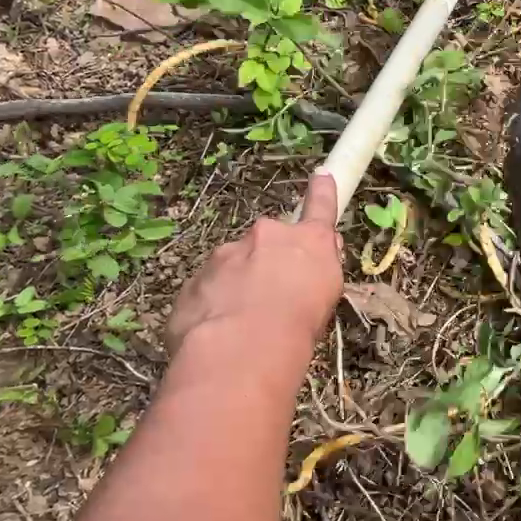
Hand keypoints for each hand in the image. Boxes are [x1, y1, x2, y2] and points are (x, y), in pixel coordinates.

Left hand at [166, 173, 343, 370]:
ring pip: (234, 264)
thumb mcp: (327, 291)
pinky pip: (207, 289)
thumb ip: (320, 265)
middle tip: (273, 292)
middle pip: (268, 241)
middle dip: (268, 258)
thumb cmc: (300, 319)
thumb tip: (320, 253)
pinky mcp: (192, 282)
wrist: (241, 346)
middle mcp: (265, 236)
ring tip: (243, 319)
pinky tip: (220, 330)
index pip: (320, 207)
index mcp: (307, 238)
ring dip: (239, 282)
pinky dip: (214, 303)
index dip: (323, 191)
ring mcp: (224, 256)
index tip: (321, 174)